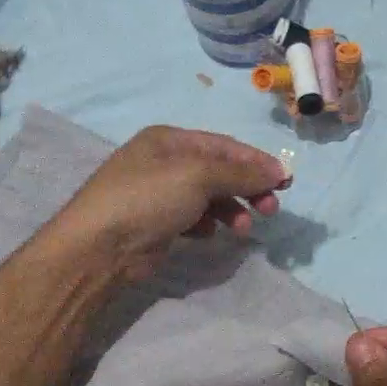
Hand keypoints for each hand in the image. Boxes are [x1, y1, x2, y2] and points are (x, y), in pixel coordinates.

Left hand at [52, 126, 287, 281]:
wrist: (100, 246)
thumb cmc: (148, 198)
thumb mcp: (198, 176)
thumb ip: (241, 173)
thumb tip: (278, 171)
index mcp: (169, 139)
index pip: (225, 145)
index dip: (257, 162)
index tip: (285, 182)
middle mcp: (164, 161)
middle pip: (220, 171)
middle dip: (248, 188)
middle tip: (271, 209)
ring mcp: (160, 193)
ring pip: (210, 197)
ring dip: (232, 210)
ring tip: (242, 229)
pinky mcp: (158, 223)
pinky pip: (195, 217)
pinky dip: (208, 224)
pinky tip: (208, 234)